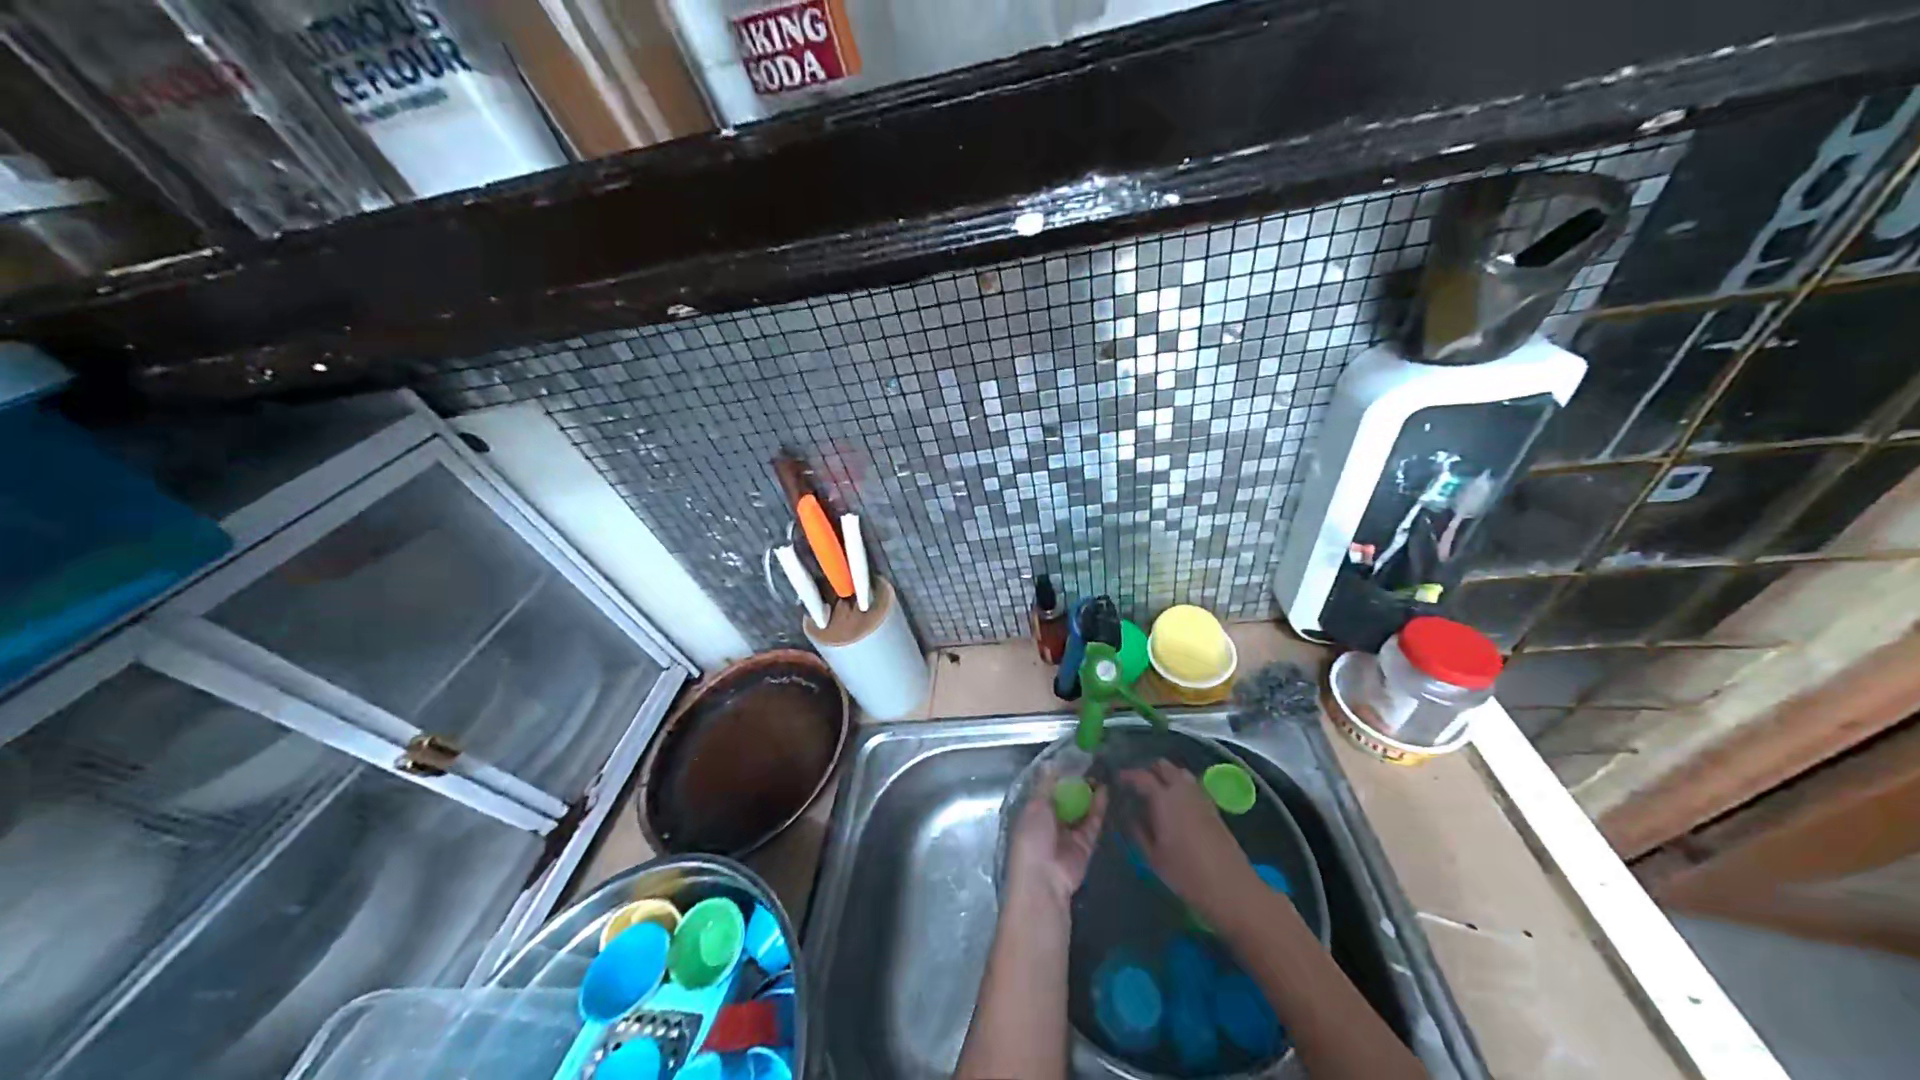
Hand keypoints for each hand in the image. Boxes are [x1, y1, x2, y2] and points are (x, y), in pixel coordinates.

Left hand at [1005, 770, 1107, 907]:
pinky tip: (1104, 790)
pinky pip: (1092, 822)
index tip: (1072, 759)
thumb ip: (1045, 785)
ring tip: (1099, 773)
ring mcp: (1068, 834)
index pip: (1047, 790)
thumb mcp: (1035, 805)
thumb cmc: (1032, 838)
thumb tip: (1049, 763)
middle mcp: (1050, 822)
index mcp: (1032, 812)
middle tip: (1090, 764)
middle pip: (1065, 799)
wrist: (1044, 879)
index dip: (1058, 776)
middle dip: (1076, 784)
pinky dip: (1098, 807)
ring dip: (1088, 794)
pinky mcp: (1085, 844)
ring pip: (1081, 810)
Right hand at [1118, 760, 1263, 930]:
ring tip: (1154, 792)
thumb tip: (1131, 816)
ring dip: (1166, 775)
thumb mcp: (1153, 857)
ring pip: (1181, 773)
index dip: (1127, 775)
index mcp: (1164, 798)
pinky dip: (1181, 786)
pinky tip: (1175, 805)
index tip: (1116, 779)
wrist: (1232, 889)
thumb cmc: (1186, 875)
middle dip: (1148, 769)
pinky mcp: (1213, 808)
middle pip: (1164, 766)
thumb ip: (1139, 832)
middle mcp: (1183, 790)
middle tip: (1136, 784)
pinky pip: (1193, 786)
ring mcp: (1201, 797)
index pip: (1141, 776)